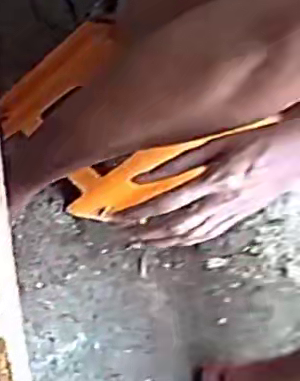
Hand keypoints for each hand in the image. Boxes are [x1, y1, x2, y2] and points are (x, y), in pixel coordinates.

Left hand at [116, 119, 299, 245]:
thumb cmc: (267, 139)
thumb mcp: (218, 144)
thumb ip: (176, 163)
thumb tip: (138, 179)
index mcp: (218, 180)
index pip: (164, 204)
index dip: (134, 214)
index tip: (114, 217)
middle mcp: (227, 198)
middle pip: (175, 225)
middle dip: (143, 232)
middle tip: (121, 234)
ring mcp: (237, 208)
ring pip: (192, 234)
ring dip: (160, 241)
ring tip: (139, 241)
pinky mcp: (245, 213)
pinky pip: (210, 233)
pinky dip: (185, 240)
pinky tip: (170, 240)